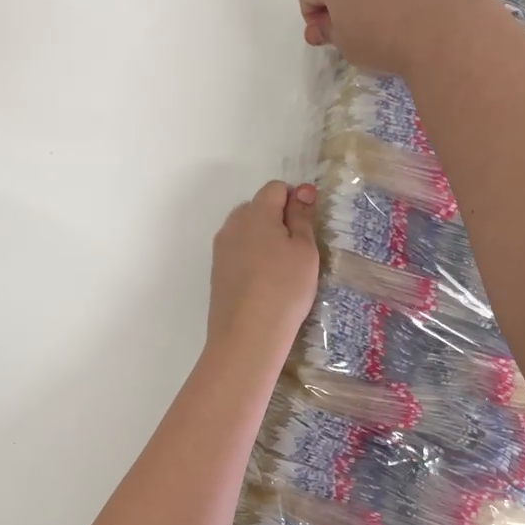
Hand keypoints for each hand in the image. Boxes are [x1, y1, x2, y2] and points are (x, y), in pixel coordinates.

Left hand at [208, 181, 318, 359]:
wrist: (247, 335)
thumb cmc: (284, 289)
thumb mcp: (305, 251)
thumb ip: (302, 217)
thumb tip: (301, 190)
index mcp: (255, 212)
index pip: (275, 189)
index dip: (295, 201)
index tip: (308, 227)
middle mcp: (232, 225)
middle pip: (257, 208)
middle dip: (278, 220)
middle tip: (297, 250)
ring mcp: (220, 249)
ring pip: (246, 232)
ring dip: (264, 240)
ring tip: (281, 270)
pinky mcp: (217, 272)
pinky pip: (238, 253)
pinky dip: (252, 259)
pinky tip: (264, 283)